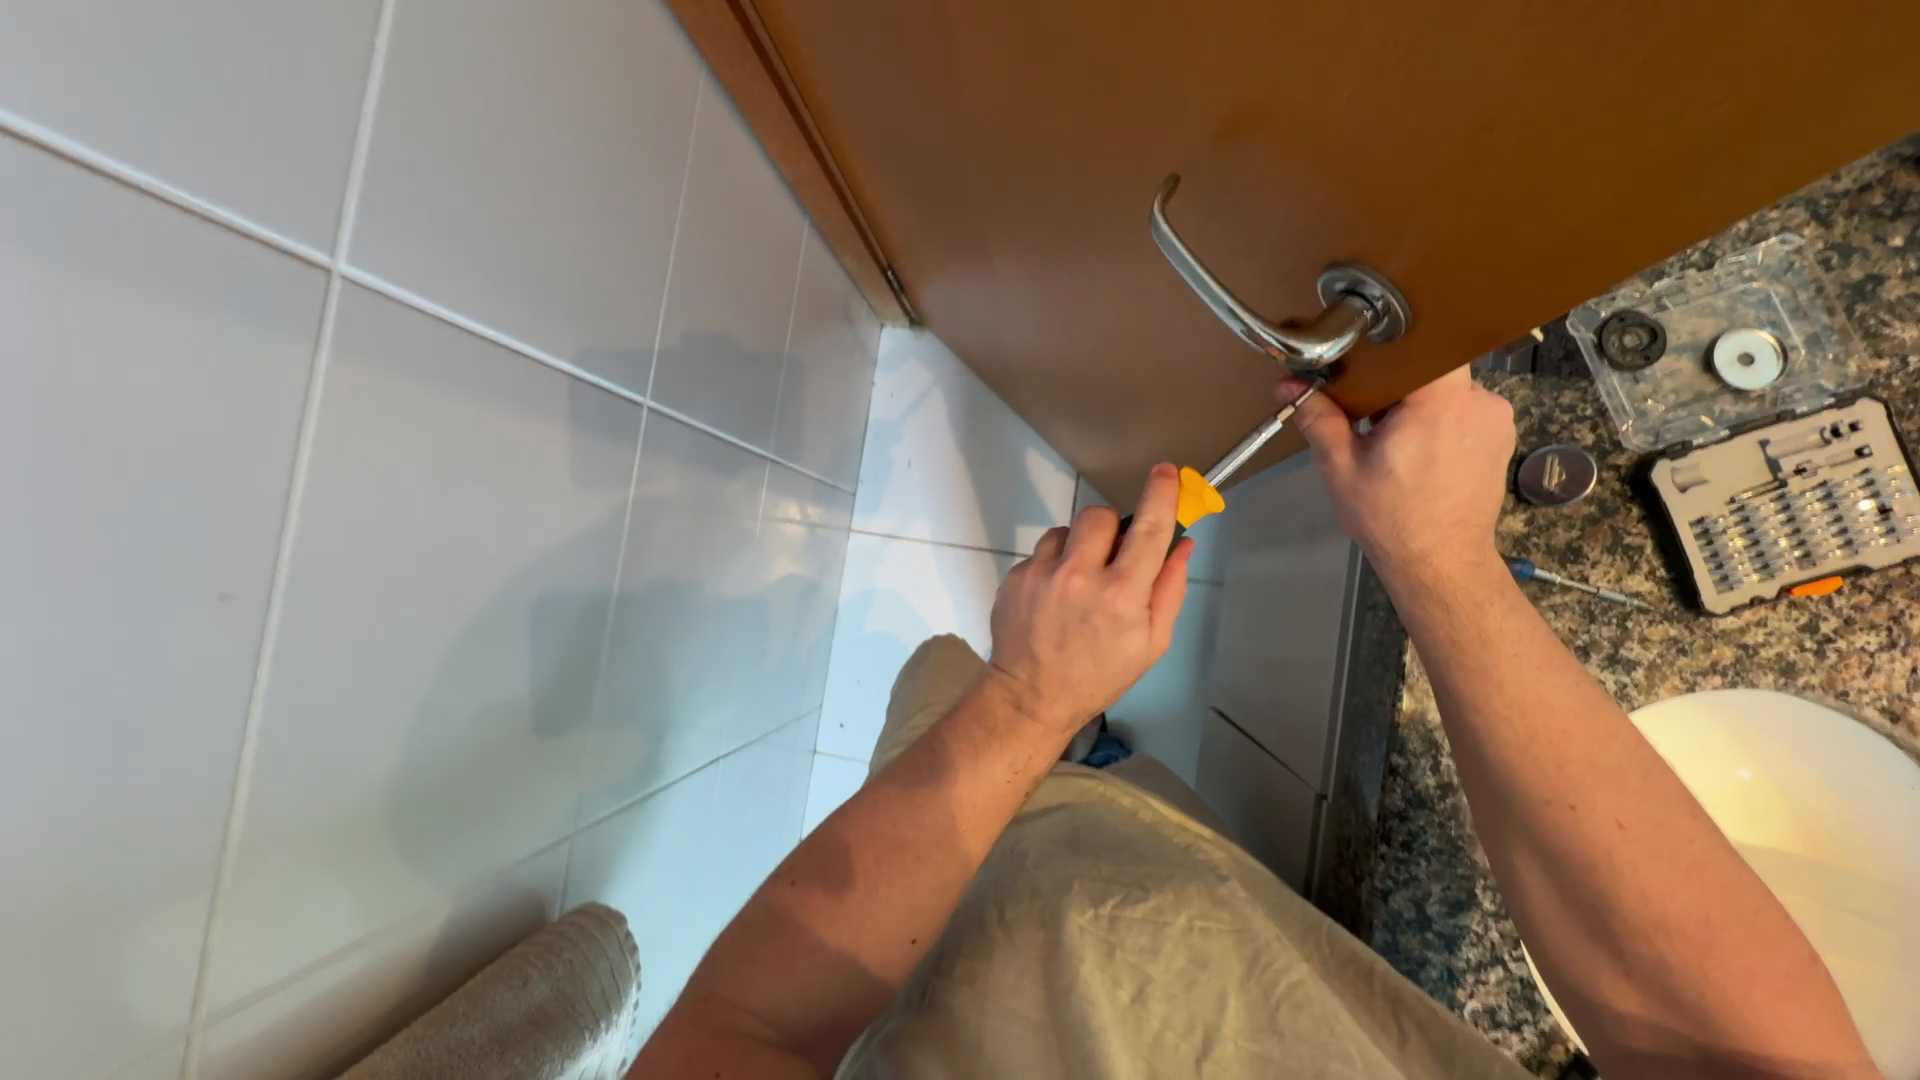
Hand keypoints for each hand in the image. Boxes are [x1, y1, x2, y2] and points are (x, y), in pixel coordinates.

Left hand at [981, 464, 1193, 737]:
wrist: (1031, 696)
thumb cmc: (1100, 674)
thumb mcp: (1151, 644)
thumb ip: (1169, 589)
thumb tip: (1183, 544)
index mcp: (1121, 594)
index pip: (1148, 529)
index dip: (1161, 494)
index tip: (1165, 472)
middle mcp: (1079, 576)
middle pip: (1100, 516)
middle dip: (1110, 529)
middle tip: (1111, 558)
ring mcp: (1041, 574)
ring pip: (1066, 531)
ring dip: (1077, 548)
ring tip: (1076, 584)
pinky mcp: (1014, 577)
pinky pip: (1041, 552)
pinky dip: (1051, 566)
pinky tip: (1051, 598)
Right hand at [1283, 367, 1514, 587]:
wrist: (1439, 562)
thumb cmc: (1391, 519)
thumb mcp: (1341, 467)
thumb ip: (1318, 418)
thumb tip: (1289, 386)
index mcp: (1439, 402)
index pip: (1421, 345)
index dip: (1388, 353)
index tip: (1361, 370)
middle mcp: (1479, 402)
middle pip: (1431, 369)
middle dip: (1396, 388)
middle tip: (1367, 419)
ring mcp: (1497, 420)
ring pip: (1447, 392)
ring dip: (1418, 408)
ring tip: (1392, 443)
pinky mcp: (1502, 438)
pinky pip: (1464, 412)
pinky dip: (1439, 424)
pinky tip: (1418, 454)